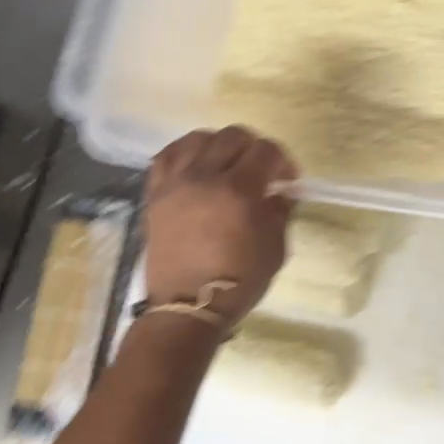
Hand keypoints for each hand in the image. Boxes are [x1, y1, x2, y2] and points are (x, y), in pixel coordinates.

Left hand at [142, 126, 297, 325]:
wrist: (188, 308)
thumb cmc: (239, 281)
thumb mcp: (275, 248)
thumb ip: (280, 212)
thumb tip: (281, 192)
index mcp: (239, 190)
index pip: (266, 151)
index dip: (283, 160)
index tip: (288, 180)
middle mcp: (205, 177)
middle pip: (233, 136)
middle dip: (254, 147)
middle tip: (261, 170)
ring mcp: (175, 183)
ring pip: (198, 138)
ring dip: (219, 145)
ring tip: (226, 164)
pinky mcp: (155, 195)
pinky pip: (166, 157)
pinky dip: (184, 153)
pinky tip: (196, 165)